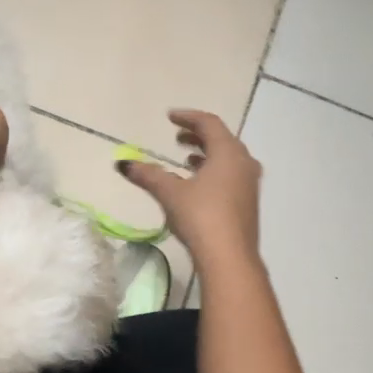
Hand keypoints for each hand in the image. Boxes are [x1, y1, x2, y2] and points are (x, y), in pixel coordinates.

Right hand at [119, 109, 261, 262]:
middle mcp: (243, 162)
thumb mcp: (170, 193)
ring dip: (206, 154)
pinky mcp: (247, 201)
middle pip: (221, 139)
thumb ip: (148, 175)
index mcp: (227, 153)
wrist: (229, 254)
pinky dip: (213, 170)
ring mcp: (248, 182)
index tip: (170, 117)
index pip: (209, 124)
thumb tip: (123, 164)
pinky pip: (230, 174)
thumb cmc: (201, 216)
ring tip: (186, 158)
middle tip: (177, 137)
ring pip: (227, 158)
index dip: (188, 118)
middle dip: (198, 136)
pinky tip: (197, 184)